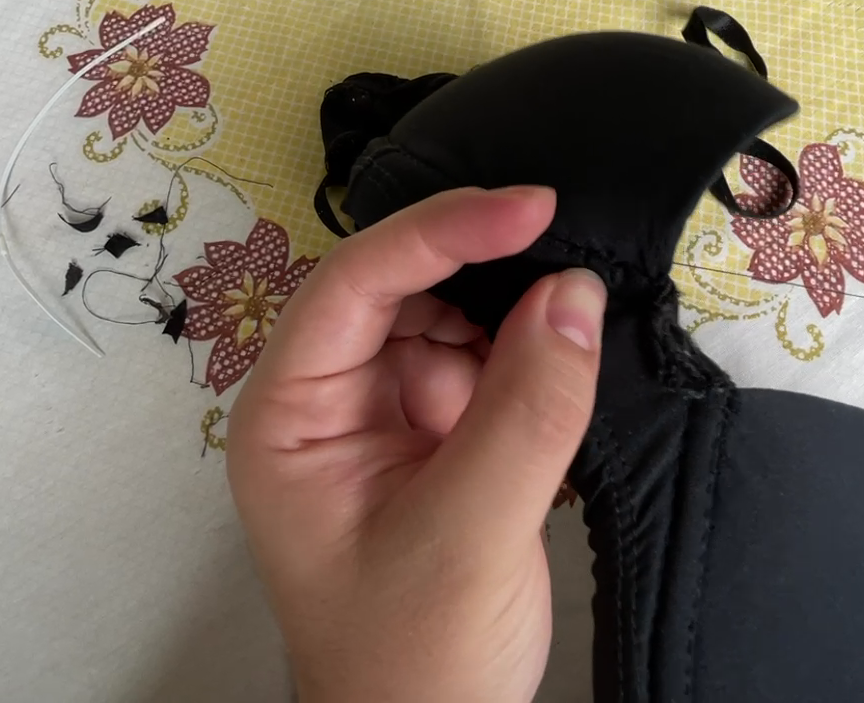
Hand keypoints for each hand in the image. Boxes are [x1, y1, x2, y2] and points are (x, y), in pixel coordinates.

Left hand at [226, 186, 606, 701]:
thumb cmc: (414, 661)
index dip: (439, 231)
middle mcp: (329, 391)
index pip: (355, 283)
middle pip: (400, 284)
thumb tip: (573, 293)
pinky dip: (524, 345)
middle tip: (561, 247)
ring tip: (566, 318)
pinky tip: (558, 355)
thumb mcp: (469, 536)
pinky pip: (481, 351)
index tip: (527, 207)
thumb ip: (526, 411)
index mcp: (290, 411)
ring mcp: (383, 401)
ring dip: (508, 307)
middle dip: (479, 265)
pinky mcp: (434, 418)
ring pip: (447, 310)